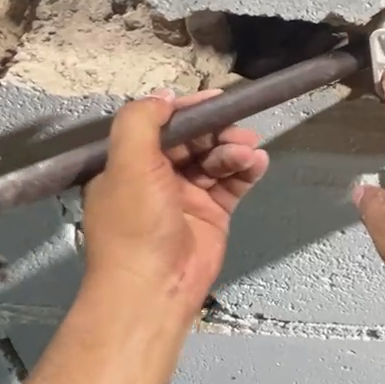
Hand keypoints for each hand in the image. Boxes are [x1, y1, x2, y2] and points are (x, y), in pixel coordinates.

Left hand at [81, 89, 269, 307]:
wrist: (154, 288)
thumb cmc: (136, 227)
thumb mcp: (127, 164)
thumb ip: (141, 121)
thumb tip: (165, 95)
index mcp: (129, 164)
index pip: (162, 125)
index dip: (189, 110)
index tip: (216, 99)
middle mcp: (156, 177)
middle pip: (194, 140)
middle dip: (218, 131)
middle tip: (239, 131)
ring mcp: (186, 196)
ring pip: (216, 159)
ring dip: (234, 150)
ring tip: (248, 152)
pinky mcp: (212, 213)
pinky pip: (233, 183)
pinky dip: (246, 170)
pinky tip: (257, 164)